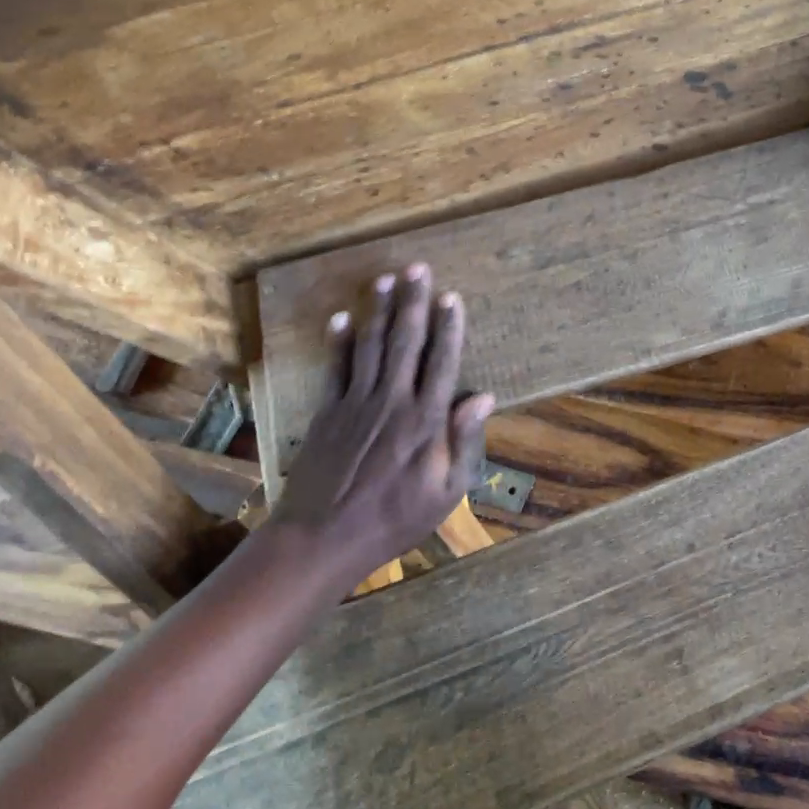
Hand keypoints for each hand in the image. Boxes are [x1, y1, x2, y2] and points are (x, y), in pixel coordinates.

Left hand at [268, 263, 494, 587]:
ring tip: (385, 280)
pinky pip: (336, 369)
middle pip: (405, 343)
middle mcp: (392, 402)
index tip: (453, 297)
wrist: (323, 539)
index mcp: (426, 420)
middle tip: (417, 269)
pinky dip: (338, 342)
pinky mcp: (327, 414)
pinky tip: (341, 318)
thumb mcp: (448, 490)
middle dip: (413, 303)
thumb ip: (465, 441)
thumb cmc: (397, 518)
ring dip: (379, 311)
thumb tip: (484, 397)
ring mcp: (356, 404)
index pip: (442, 362)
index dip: (449, 328)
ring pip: (371, 347)